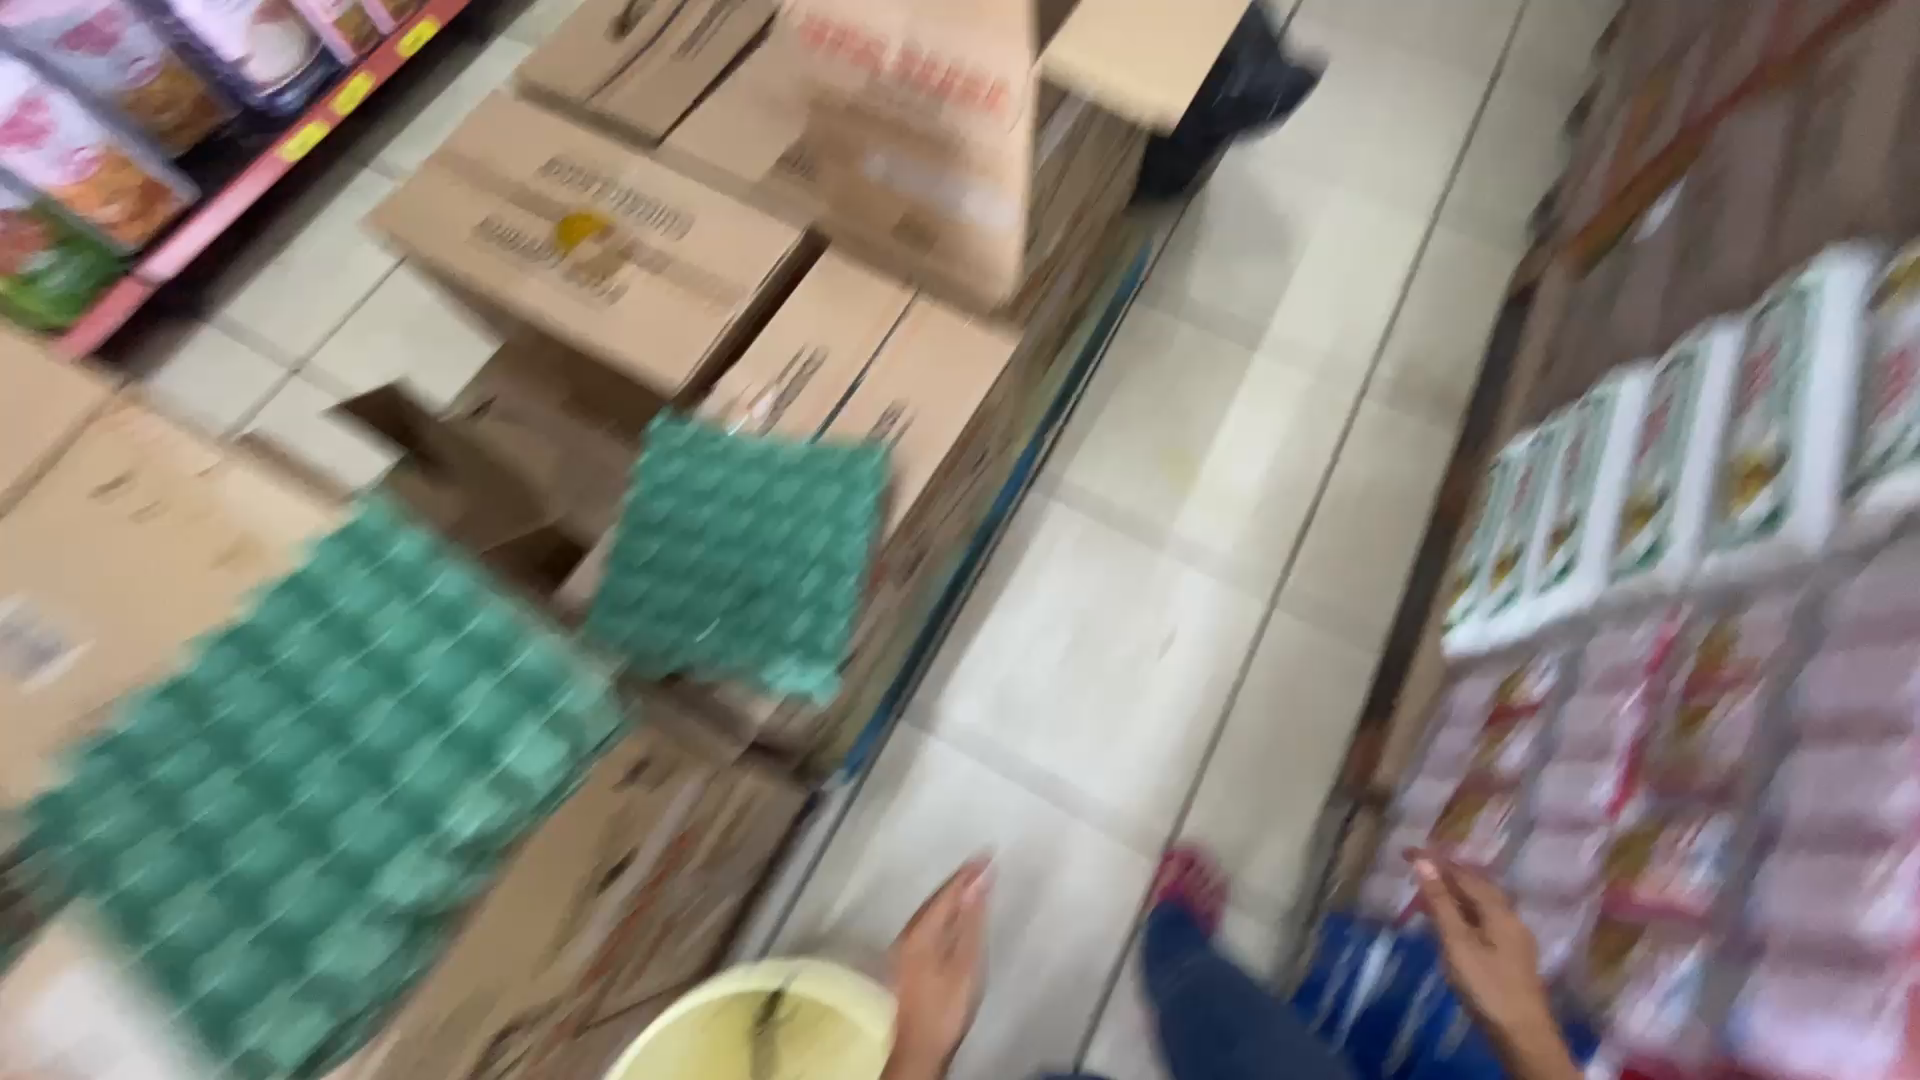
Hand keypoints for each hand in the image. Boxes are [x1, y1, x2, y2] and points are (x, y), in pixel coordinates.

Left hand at [885, 857, 991, 1079]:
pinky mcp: (906, 960)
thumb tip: (978, 882)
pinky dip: (942, 910)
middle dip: (958, 879)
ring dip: (950, 894)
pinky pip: (927, 921)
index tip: (987, 853)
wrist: (919, 1049)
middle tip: (980, 862)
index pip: (948, 891)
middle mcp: (909, 932)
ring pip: (929, 909)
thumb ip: (972, 919)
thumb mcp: (966, 962)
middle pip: (936, 898)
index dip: (968, 872)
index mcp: (923, 929)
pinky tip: (950, 912)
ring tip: (969, 881)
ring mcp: (904, 947)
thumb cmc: (946, 1006)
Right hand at [1412, 856, 1580, 1079]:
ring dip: (1454, 890)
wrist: (1524, 1039)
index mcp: (1499, 912)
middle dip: (1447, 872)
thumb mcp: (1457, 942)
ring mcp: (1513, 939)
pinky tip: (1449, 919)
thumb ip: (1440, 902)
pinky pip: (1482, 918)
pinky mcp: (1510, 956)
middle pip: (1477, 886)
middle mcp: (1510, 920)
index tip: (1406, 851)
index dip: (1435, 860)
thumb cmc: (1487, 987)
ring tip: (1427, 887)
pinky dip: (1461, 909)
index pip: (1463, 874)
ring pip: (1480, 903)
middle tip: (1416, 865)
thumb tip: (1423, 862)